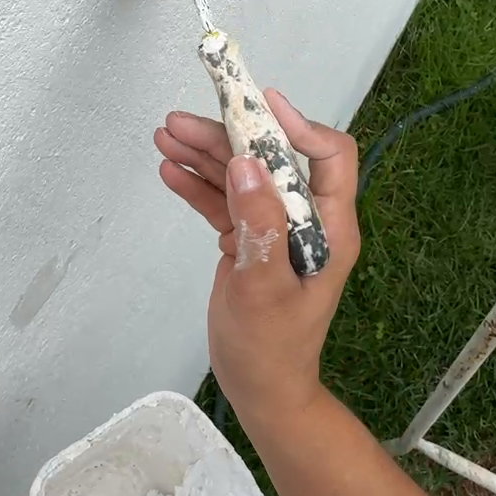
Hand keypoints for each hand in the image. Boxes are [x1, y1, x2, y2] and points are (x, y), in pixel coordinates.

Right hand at [154, 90, 360, 426]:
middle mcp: (305, 218)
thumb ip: (258, 226)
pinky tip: (170, 170)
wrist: (260, 391)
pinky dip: (198, 185)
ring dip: (205, 155)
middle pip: (270, 159)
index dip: (300, 125)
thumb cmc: (271, 348)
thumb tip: (246, 163)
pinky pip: (224, 203)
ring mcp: (275, 227)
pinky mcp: (249, 239)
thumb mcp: (263, 288)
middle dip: (227, 137)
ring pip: (241, 176)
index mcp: (329, 226)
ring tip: (165, 135)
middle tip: (180, 121)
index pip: (330, 158)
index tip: (262, 103)